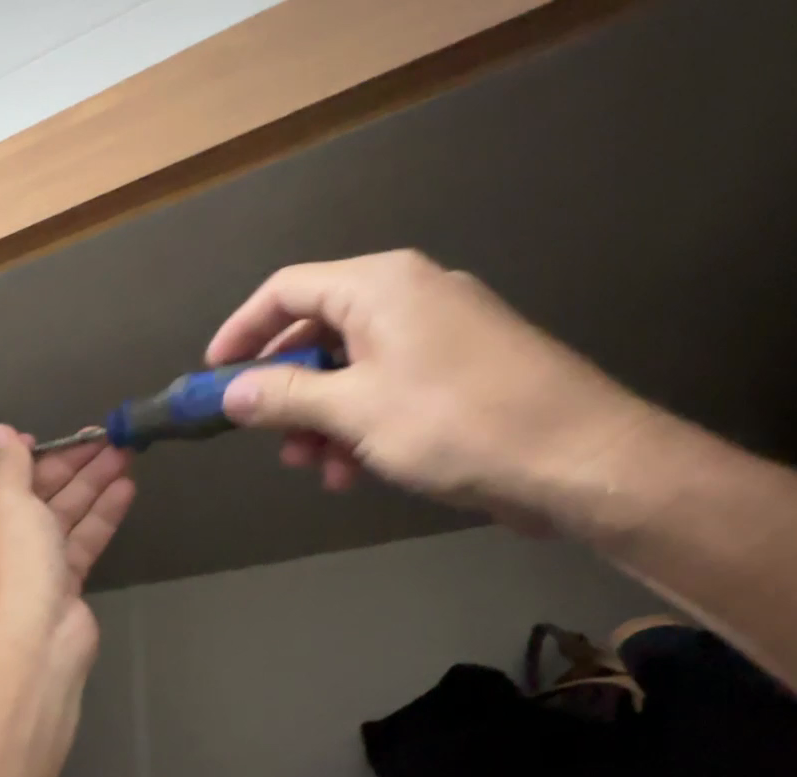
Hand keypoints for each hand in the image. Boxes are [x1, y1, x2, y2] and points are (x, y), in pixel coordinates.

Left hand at [0, 425, 134, 667]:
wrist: (34, 641)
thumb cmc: (9, 562)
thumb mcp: (5, 501)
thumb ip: (9, 463)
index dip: (19, 456)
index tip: (47, 438)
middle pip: (33, 492)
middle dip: (69, 465)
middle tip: (106, 437)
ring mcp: (30, 562)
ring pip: (63, 514)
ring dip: (92, 483)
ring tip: (126, 452)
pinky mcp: (62, 581)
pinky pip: (81, 540)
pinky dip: (101, 515)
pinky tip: (127, 488)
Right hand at [207, 250, 657, 530]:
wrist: (581, 460)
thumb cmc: (457, 422)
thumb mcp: (354, 410)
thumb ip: (284, 397)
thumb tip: (229, 393)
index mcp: (380, 285)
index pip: (286, 289)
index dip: (242, 330)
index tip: (214, 375)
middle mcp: (408, 295)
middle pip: (318, 331)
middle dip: (285, 389)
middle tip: (267, 437)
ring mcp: (439, 333)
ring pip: (351, 368)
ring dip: (321, 418)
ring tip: (317, 469)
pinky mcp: (460, 371)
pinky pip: (388, 388)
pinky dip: (361, 425)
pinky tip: (356, 472)